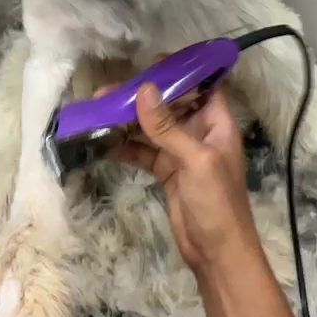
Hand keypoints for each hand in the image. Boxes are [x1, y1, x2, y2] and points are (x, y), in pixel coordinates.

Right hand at [108, 84, 260, 272]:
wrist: (217, 255)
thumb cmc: (217, 204)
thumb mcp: (195, 161)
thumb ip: (168, 126)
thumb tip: (143, 89)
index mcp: (217, 124)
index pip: (204, 86)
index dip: (183, 72)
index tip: (152, 61)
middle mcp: (199, 133)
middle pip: (170, 104)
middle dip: (142, 95)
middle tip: (110, 88)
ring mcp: (181, 153)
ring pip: (152, 127)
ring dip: (127, 118)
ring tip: (98, 109)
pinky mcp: (166, 171)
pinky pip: (143, 151)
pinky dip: (124, 145)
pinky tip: (103, 139)